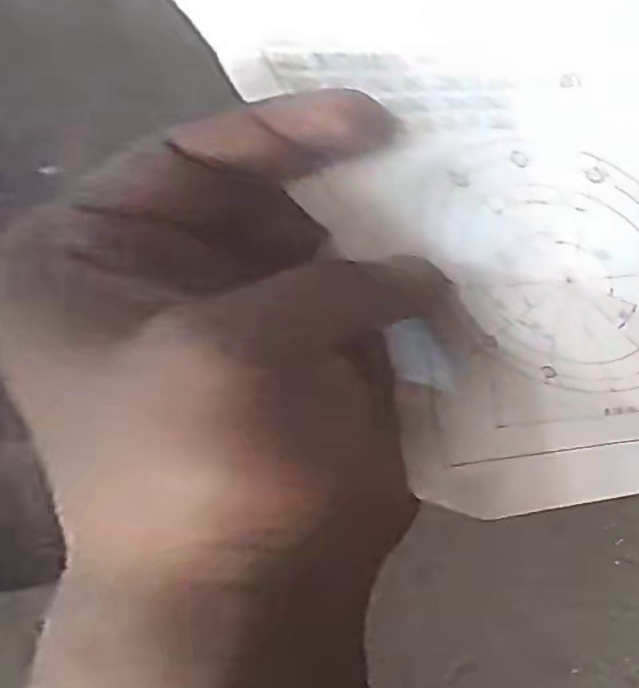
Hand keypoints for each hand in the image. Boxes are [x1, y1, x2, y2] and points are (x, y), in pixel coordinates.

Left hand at [0, 91, 444, 587]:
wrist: (260, 567)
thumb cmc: (200, 460)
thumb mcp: (229, 349)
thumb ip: (331, 288)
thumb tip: (428, 271)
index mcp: (108, 260)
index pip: (194, 162)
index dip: (282, 132)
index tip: (375, 120)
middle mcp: (198, 280)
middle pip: (289, 203)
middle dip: (363, 185)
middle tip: (445, 163)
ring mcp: (286, 323)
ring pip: (356, 256)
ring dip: (412, 239)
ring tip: (478, 216)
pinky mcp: (354, 360)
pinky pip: (398, 305)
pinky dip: (437, 292)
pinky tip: (480, 279)